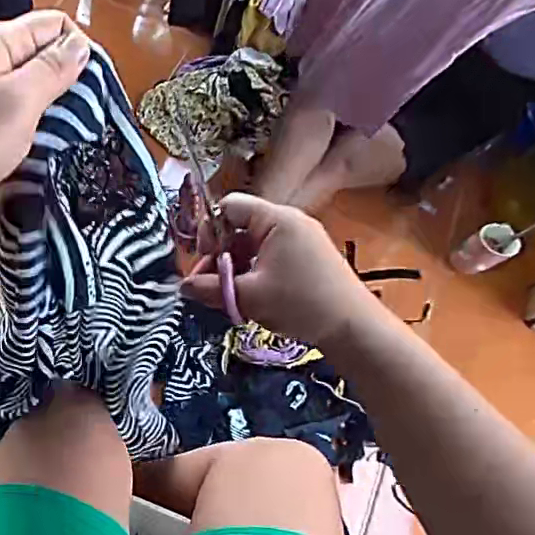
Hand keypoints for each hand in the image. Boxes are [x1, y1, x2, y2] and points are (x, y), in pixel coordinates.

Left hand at [0, 11, 91, 231]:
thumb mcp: (18, 103)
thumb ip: (52, 70)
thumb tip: (81, 44)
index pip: (53, 26)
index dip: (79, 49)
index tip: (96, 87)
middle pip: (45, 57)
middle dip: (71, 80)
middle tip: (89, 118)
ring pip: (34, 90)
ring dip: (56, 109)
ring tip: (74, 135)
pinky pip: (20, 116)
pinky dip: (37, 128)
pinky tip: (48, 147)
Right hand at [179, 193, 381, 346]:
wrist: (352, 328)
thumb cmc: (300, 304)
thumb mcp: (249, 297)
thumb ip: (211, 289)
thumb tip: (181, 288)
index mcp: (276, 219)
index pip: (230, 207)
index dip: (209, 230)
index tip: (204, 260)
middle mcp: (289, 223)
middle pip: (240, 229)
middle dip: (220, 257)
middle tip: (208, 288)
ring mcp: (301, 242)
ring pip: (253, 248)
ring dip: (235, 271)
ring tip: (228, 299)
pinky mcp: (308, 261)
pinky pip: (270, 260)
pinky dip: (254, 276)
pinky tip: (249, 301)